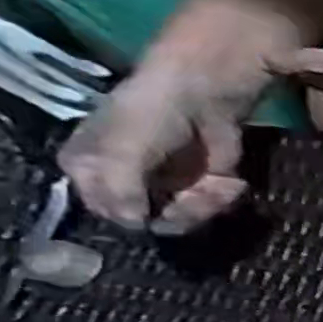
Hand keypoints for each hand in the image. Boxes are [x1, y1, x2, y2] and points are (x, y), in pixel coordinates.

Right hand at [59, 70, 249, 234]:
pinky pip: (214, 206)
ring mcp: (168, 184)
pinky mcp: (204, 184)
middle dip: (182, 214)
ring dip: (209, 205)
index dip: (137, 219)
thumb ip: (122, 188)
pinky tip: (233, 182)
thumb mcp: (122, 151)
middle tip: (199, 196)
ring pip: (188, 217)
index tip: (159, 210)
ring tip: (219, 186)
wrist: (204, 98)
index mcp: (88, 171)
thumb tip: (133, 224)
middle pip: (154, 221)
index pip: (109, 213)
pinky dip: (226, 197)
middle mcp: (126, 181)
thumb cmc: (149, 117)